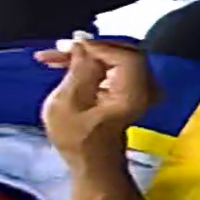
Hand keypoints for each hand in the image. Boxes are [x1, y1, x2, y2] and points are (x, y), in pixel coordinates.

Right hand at [36, 39, 155, 168]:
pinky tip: (64, 62)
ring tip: (52, 55)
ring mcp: (143, 87)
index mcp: (136, 93)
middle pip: (125, 54)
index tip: (70, 44)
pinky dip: (93, 63)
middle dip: (92, 48)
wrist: (93, 156)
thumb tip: (83, 43)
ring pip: (118, 58)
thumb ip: (79, 71)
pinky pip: (115, 66)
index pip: (128, 58)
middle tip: (58, 47)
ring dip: (88, 54)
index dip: (100, 47)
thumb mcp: (67, 103)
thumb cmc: (76, 136)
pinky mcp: (133, 87)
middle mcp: (148, 87)